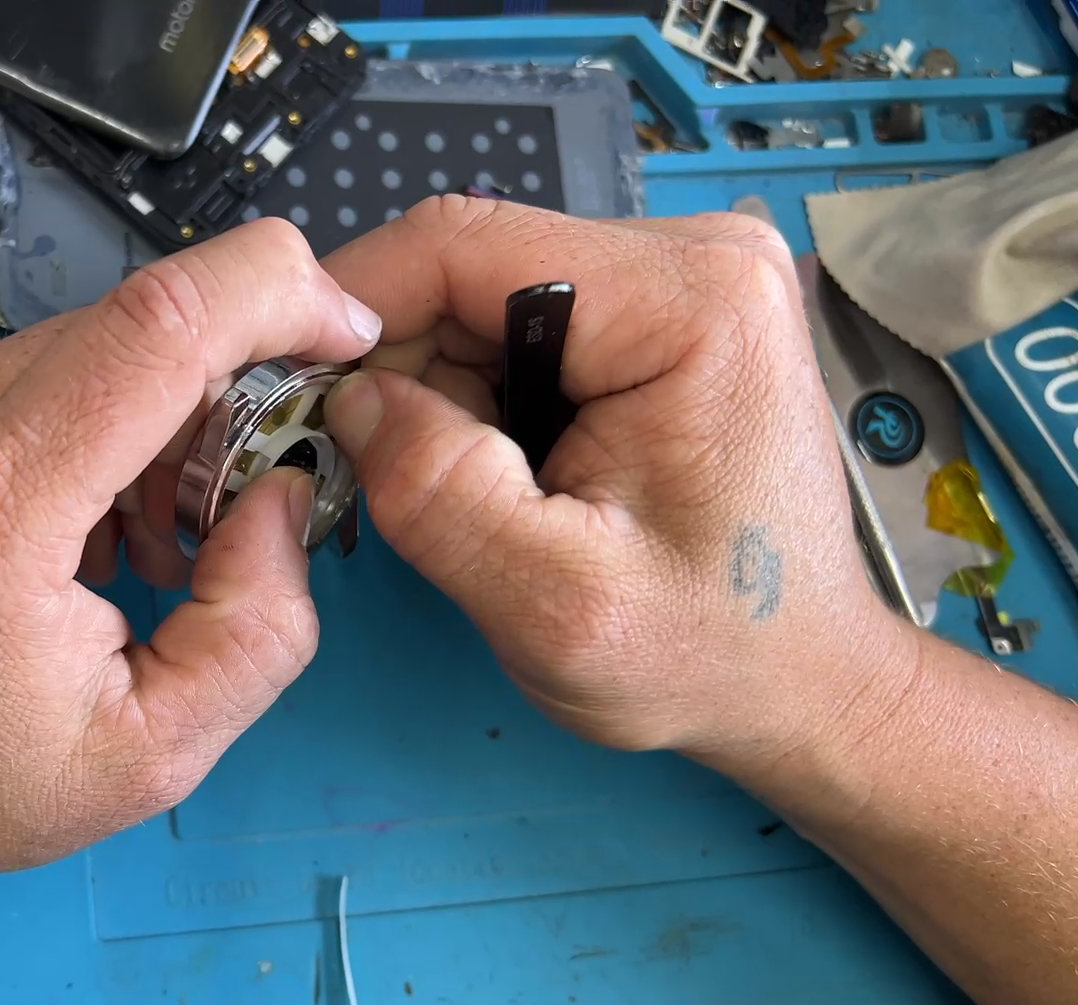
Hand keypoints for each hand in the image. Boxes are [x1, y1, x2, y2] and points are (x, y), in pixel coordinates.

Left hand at [0, 221, 380, 927]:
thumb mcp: (151, 756)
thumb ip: (260, 626)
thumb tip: (278, 490)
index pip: (153, 328)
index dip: (272, 294)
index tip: (335, 327)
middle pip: (124, 332)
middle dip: (213, 393)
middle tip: (216, 504)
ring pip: (72, 348)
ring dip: (140, 418)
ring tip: (126, 537)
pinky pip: (13, 374)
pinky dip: (74, 424)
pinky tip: (64, 518)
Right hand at [320, 196, 899, 756]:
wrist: (792, 685)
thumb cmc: (698, 655)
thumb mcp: (552, 600)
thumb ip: (437, 494)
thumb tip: (348, 402)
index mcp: (681, 299)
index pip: (455, 246)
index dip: (345, 310)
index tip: (285, 394)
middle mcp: (676, 261)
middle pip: (453, 280)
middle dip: (389, 380)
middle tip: (380, 482)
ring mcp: (655, 291)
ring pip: (460, 317)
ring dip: (423, 406)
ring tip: (463, 501)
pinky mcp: (630, 331)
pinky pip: (489, 347)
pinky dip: (454, 414)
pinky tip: (489, 481)